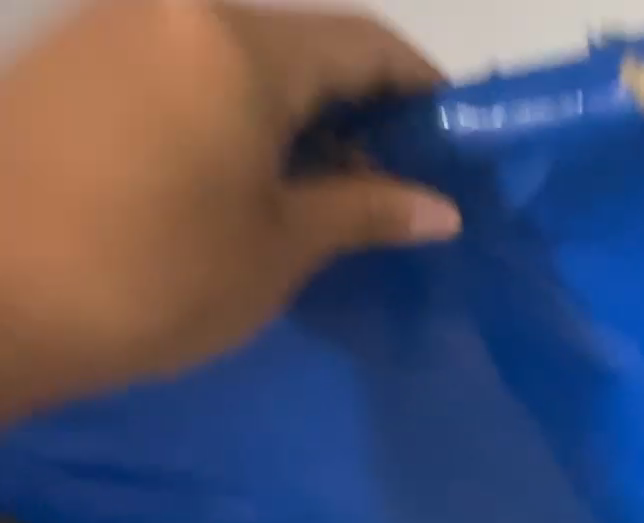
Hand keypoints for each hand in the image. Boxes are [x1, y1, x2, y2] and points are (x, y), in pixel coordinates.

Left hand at [0, 0, 458, 417]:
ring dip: (312, 118)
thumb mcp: (287, 242)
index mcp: (236, 47)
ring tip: (345, 192)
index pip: (369, 46)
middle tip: (409, 183)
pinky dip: (251, 118)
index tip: (461, 150)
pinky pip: (194, 75)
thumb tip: (441, 208)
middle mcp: (170, 13)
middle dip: (371, 111)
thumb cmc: (156, 268)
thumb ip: (370, 208)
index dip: (428, 94)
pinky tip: (271, 182)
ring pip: (250, 62)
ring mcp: (112, 34)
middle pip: (307, 47)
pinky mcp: (74, 69)